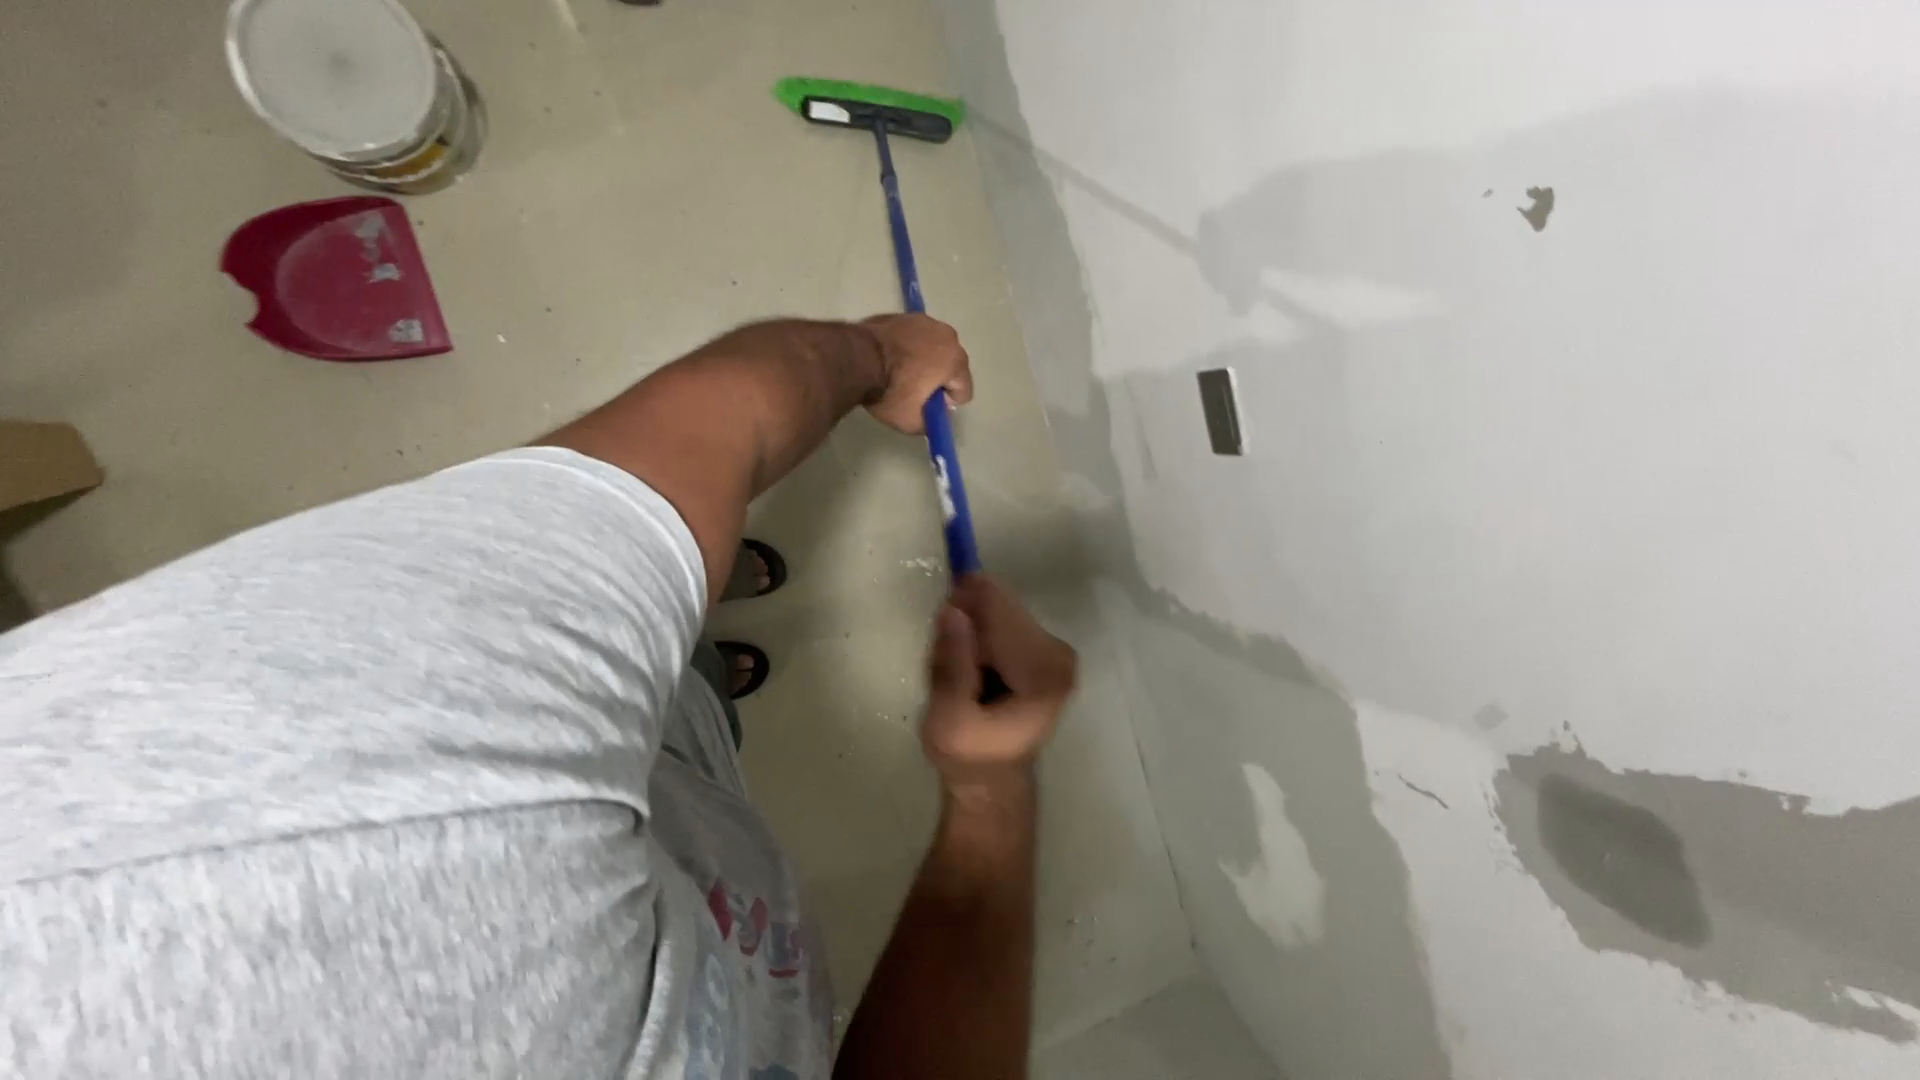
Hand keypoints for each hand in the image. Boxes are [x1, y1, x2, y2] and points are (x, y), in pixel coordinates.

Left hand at [862, 314, 974, 433]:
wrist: (854, 358)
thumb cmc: (889, 390)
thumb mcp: (911, 421)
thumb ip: (930, 423)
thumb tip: (933, 417)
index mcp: (956, 360)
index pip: (963, 392)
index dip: (945, 404)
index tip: (926, 406)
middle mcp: (947, 335)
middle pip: (950, 367)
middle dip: (937, 380)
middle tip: (913, 391)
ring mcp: (923, 320)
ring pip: (933, 349)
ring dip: (923, 361)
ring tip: (900, 373)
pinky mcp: (902, 315)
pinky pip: (913, 338)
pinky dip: (907, 348)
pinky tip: (889, 358)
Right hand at [923, 575, 1077, 788]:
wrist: (991, 780)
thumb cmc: (968, 756)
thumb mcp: (947, 720)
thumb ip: (952, 666)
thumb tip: (954, 611)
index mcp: (1043, 672)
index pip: (999, 611)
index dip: (964, 609)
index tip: (941, 627)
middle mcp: (1059, 654)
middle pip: (1001, 606)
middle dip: (966, 623)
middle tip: (946, 661)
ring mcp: (1056, 650)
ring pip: (999, 611)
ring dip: (971, 632)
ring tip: (961, 672)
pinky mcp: (1046, 651)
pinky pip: (1004, 622)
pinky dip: (980, 637)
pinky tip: (973, 669)